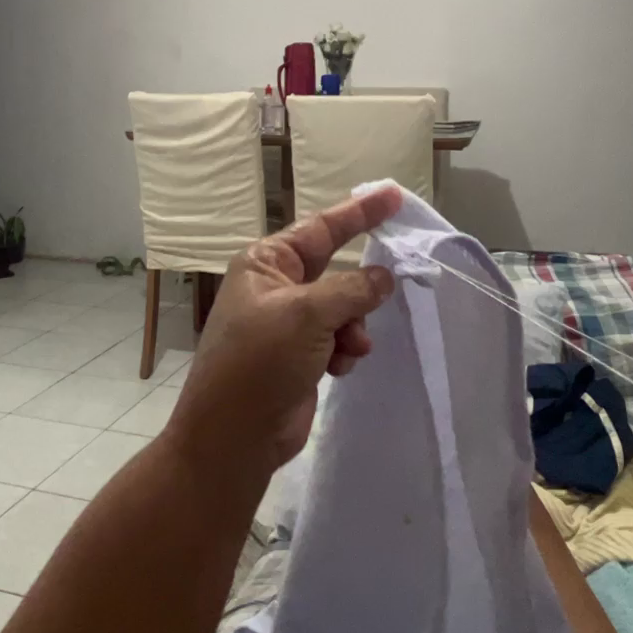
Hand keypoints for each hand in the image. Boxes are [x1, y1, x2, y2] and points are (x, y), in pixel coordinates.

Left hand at [164, 186, 400, 477]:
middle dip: (360, 285)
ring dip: (353, 326)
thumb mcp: (306, 314)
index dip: (359, 212)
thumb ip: (351, 289)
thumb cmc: (260, 362)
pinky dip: (345, 350)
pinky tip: (338, 369)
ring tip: (349, 348)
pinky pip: (339, 339)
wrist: (234, 436)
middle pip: (334, 270)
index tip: (392, 195)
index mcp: (265, 264)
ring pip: (343, 308)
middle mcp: (275, 288)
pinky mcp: (300, 357)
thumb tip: (383, 278)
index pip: (320, 228)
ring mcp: (287, 324)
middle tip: (397, 274)